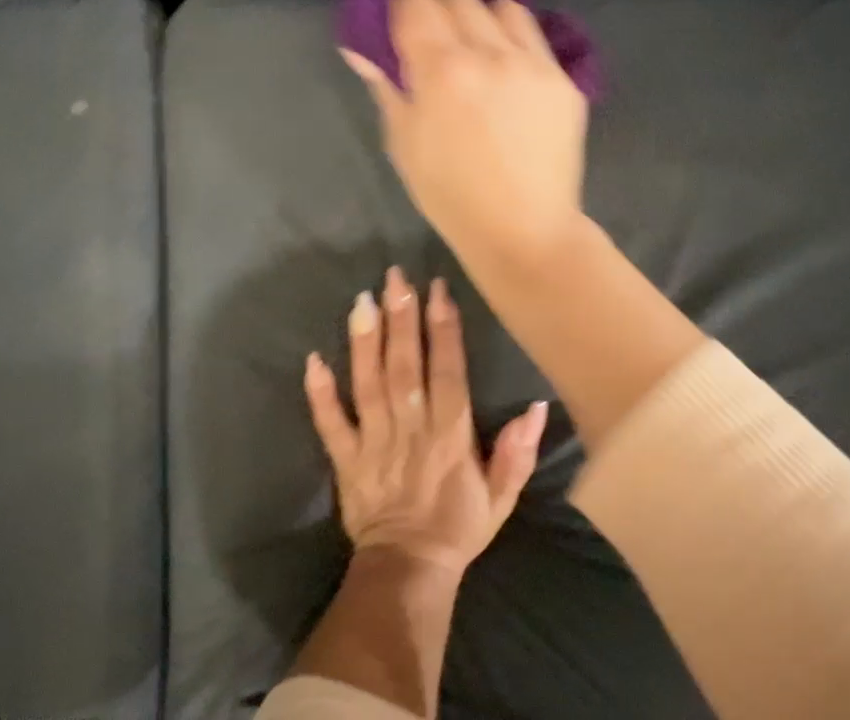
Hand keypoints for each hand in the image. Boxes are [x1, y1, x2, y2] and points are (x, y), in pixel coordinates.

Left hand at [303, 266, 548, 575]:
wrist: (410, 571)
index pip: (448, 372)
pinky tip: (312, 360)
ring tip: (362, 301)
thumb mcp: (501, 497)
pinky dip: (320, 393)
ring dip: (364, 342)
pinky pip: (330, 422)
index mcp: (450, 435)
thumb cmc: (459, 528)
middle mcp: (411, 429)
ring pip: (368, 384)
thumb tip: (537, 407)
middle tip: (395, 278)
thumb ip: (517, 452)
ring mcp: (373, 442)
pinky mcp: (345, 458)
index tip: (437, 290)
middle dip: (401, 319)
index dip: (443, 329)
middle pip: (405, 366)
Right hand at [340, 0, 588, 266]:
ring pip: (502, 7)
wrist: (524, 230)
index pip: (415, 6)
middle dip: (438, 8)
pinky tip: (507, 70)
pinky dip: (513, 41)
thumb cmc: (450, 196)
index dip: (401, 9)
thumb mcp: (403, 144)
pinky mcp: (564, 80)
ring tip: (476, 45)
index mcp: (442, 71)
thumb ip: (386, 87)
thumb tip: (360, 49)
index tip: (398, 25)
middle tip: (432, 34)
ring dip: (481, 17)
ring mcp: (534, 64)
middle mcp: (490, 55)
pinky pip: (535, 38)